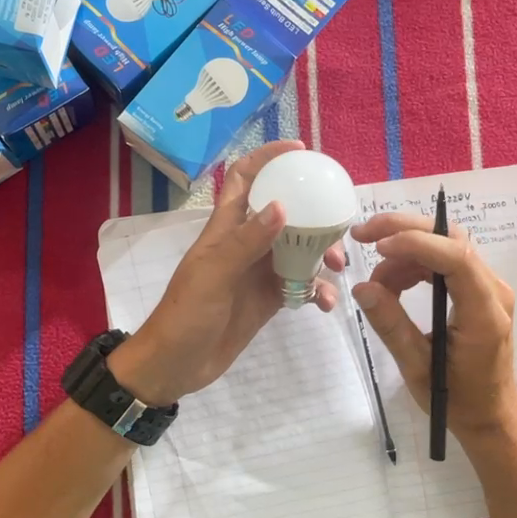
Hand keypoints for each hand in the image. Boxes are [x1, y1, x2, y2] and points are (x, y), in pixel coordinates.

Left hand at [109, 141, 345, 406]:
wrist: (176, 365)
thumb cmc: (186, 314)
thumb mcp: (215, 275)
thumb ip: (247, 242)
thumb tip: (283, 206)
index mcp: (226, 228)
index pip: (245, 179)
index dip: (268, 158)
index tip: (301, 152)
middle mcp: (245, 243)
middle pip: (285, 212)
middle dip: (313, 213)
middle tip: (340, 225)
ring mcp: (258, 271)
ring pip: (299, 249)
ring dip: (322, 254)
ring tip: (338, 269)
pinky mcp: (268, 299)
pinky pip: (301, 285)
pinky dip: (317, 290)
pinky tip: (326, 304)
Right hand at [349, 213, 516, 446]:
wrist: (491, 412)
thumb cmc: (458, 399)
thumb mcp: (418, 368)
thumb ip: (391, 326)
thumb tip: (362, 288)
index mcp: (484, 313)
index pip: (456, 258)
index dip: (416, 243)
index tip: (377, 248)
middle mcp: (492, 291)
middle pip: (452, 238)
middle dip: (404, 229)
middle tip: (362, 235)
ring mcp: (487, 287)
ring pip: (445, 244)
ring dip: (404, 249)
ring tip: (374, 279)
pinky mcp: (477, 289)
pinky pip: (444, 261)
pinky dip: (413, 263)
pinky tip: (391, 283)